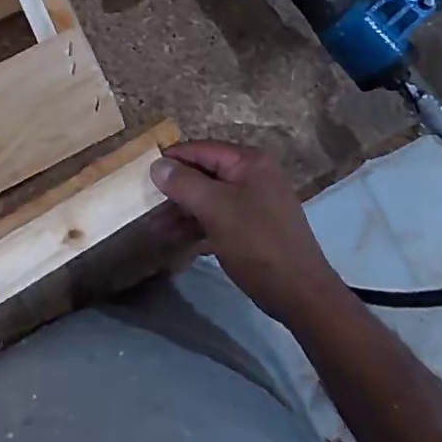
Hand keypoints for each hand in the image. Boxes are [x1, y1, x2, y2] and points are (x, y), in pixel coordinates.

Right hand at [150, 140, 350, 323]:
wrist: (299, 291)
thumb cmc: (257, 242)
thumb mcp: (217, 210)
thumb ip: (185, 184)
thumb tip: (158, 164)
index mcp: (249, 162)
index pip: (203, 149)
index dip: (173, 158)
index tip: (142, 171)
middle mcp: (254, 175)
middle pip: (206, 173)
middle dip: (176, 189)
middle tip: (145, 205)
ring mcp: (256, 201)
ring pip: (211, 198)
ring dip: (183, 211)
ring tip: (155, 228)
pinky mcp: (254, 227)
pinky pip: (220, 217)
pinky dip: (199, 226)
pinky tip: (176, 240)